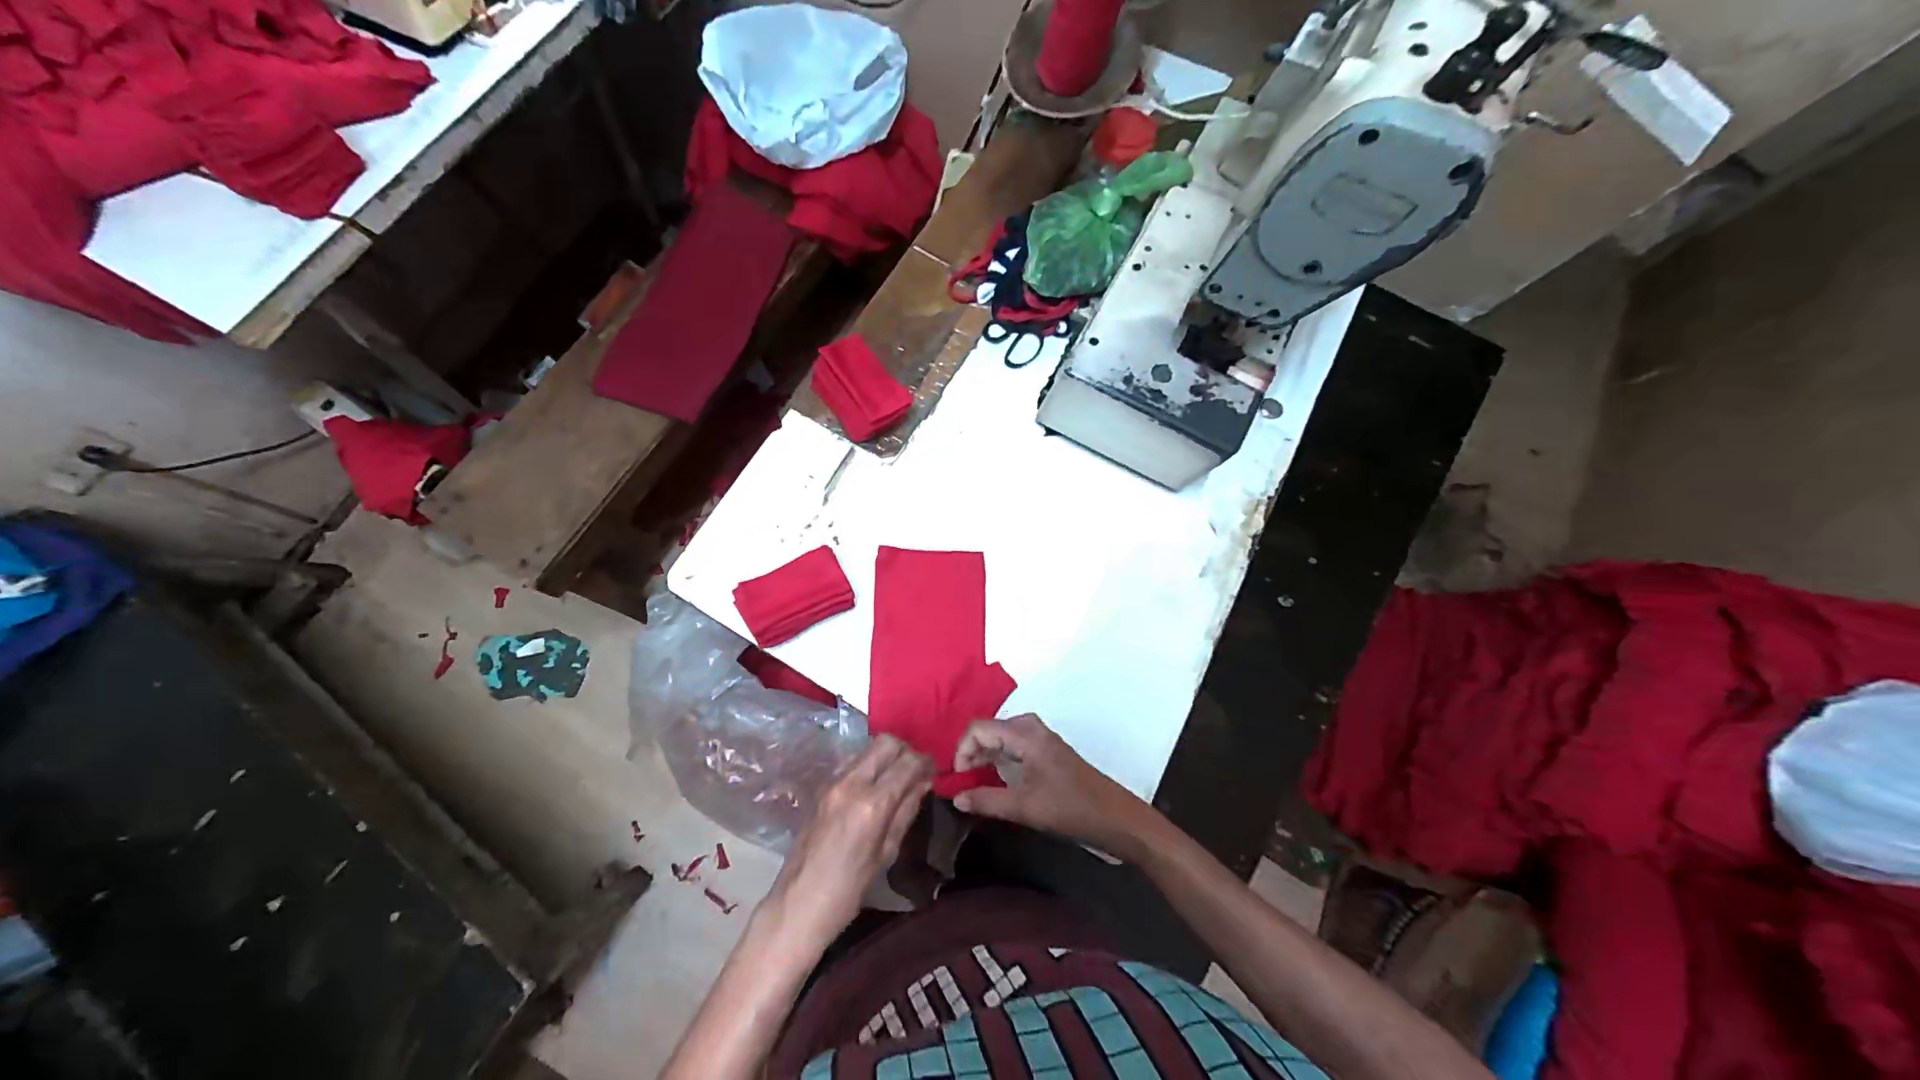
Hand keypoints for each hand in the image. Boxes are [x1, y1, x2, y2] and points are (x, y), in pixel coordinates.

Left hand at [763, 735, 931, 948]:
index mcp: (871, 803)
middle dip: (906, 751)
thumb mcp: (887, 852)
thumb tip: (923, 782)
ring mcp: (832, 782)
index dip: (926, 762)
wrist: (798, 904)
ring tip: (898, 778)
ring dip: (887, 756)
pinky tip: (876, 786)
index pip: (908, 762)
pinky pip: (852, 762)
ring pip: (868, 749)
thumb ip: (906, 810)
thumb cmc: (849, 889)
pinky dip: (870, 765)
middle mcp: (851, 783)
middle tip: (916, 771)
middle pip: (886, 743)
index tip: (934, 771)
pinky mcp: (821, 787)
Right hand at [951, 714, 1160, 856]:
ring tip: (974, 782)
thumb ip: (986, 800)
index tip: (956, 779)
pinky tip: (997, 780)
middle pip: (990, 729)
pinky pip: (1015, 745)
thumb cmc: (1070, 809)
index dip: (961, 750)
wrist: (1115, 818)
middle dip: (971, 752)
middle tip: (961, 781)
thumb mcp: (1024, 808)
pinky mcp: (1049, 751)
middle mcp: (1033, 729)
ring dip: (985, 755)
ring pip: (1002, 737)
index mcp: (1026, 735)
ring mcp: (1043, 739)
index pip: (978, 728)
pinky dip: (1000, 758)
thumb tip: (955, 797)